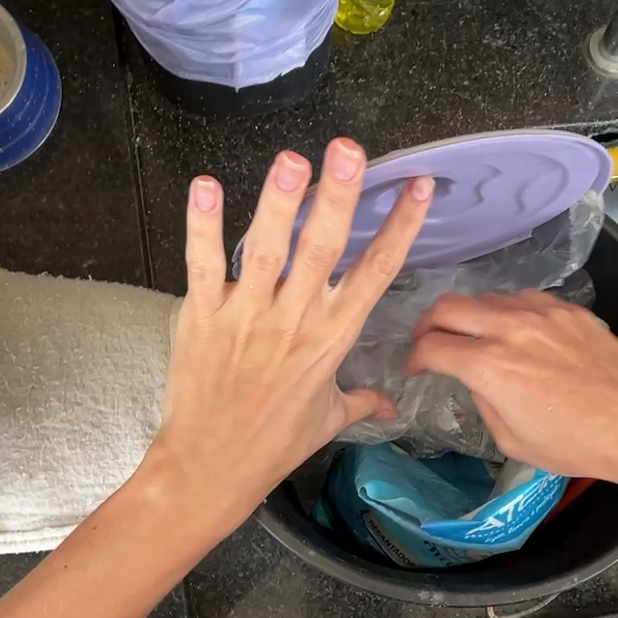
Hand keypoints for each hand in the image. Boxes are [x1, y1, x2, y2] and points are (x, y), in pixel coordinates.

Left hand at [145, 140, 433, 530]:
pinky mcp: (202, 315)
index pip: (375, 275)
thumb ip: (362, 401)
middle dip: (338, 198)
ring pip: (264, 249)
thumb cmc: (276, 444)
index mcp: (332, 340)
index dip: (400, 229)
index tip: (416, 187)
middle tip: (349, 151)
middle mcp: (294, 320)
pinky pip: (202, 264)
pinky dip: (201, 225)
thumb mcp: (329, 421)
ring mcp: (246, 316)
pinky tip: (205, 184)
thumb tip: (391, 404)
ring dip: (278, 201)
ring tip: (291, 159)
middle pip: (322, 250)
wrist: (212, 466)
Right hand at [405, 290, 617, 495]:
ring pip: (487, 297)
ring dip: (469, 315)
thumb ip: (482, 403)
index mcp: (489, 365)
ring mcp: (542, 312)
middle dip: (428, 324)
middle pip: (448, 306)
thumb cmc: (574, 445)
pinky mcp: (570, 310)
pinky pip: (524, 299)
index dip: (413, 358)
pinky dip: (507, 311)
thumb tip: (475, 381)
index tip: (414, 368)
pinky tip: (515, 331)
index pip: (431, 347)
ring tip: (473, 336)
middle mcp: (510, 327)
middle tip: (429, 342)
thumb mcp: (511, 441)